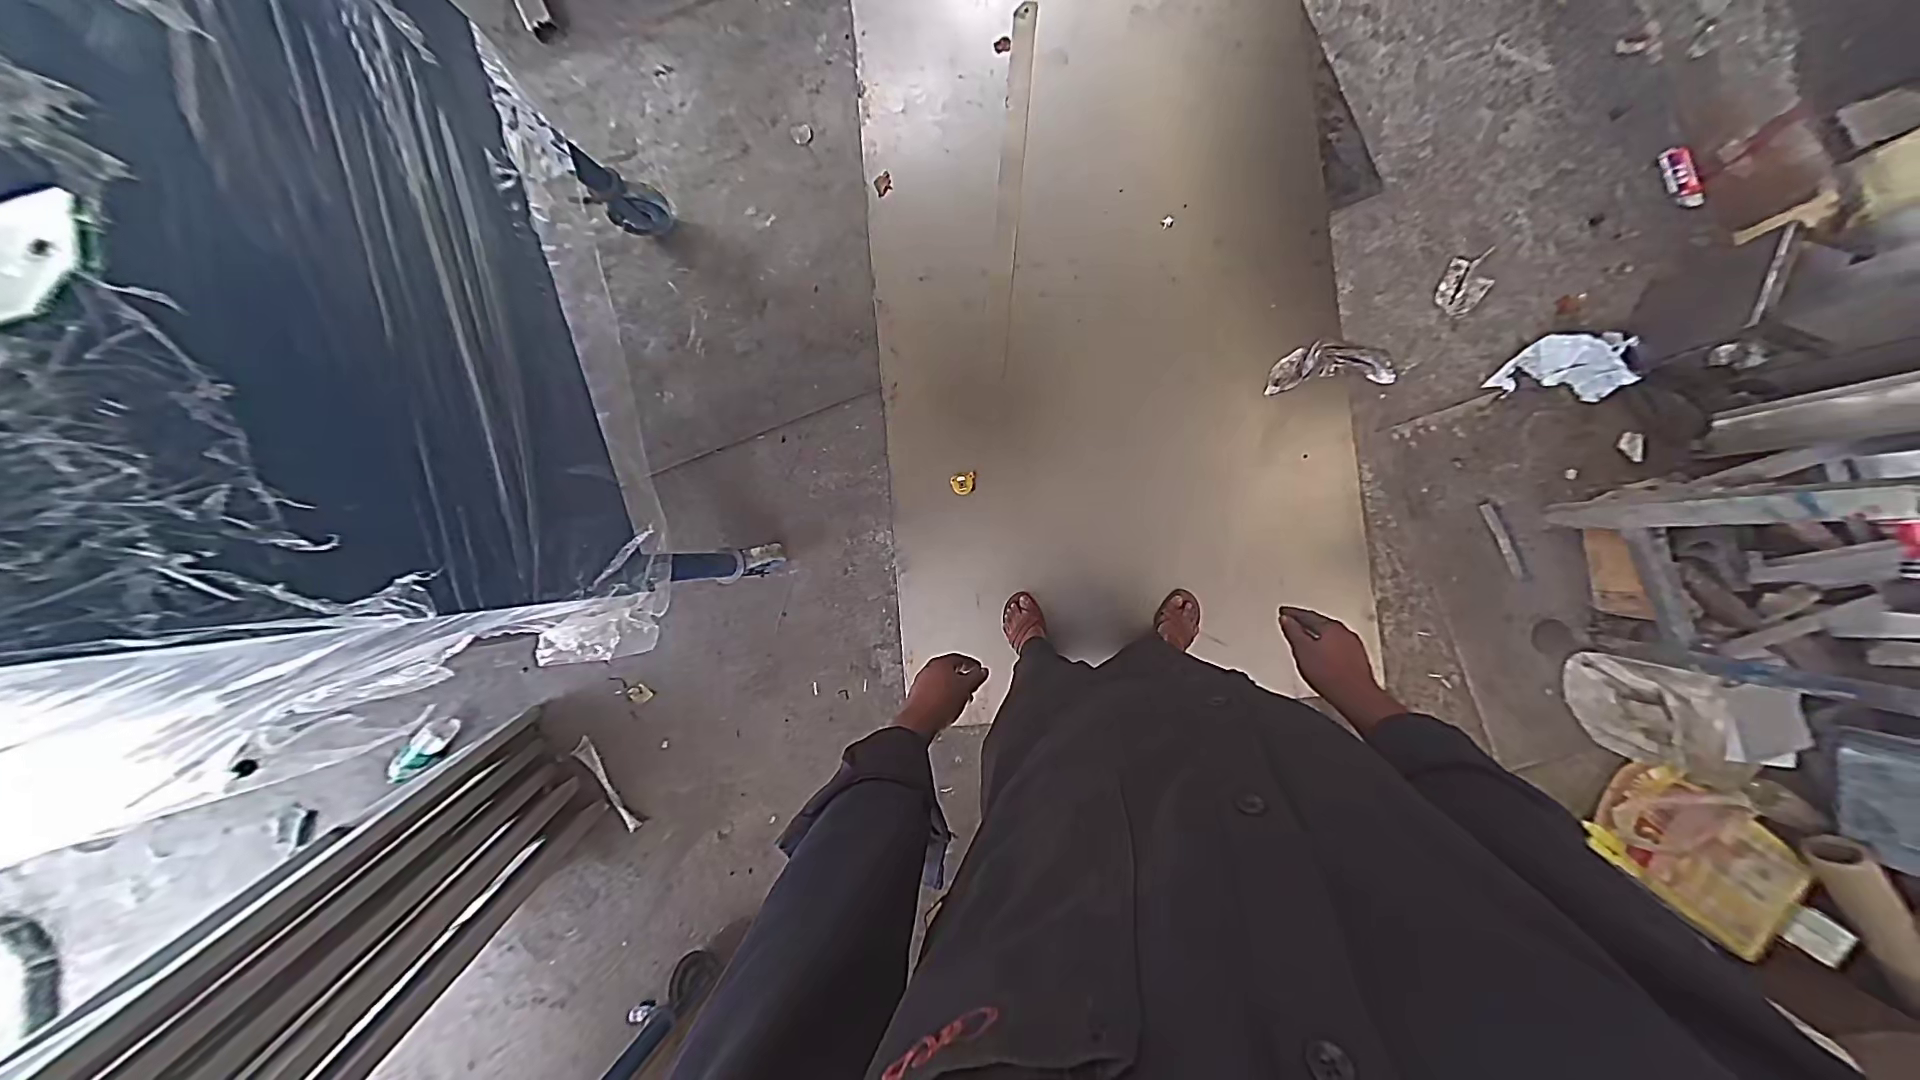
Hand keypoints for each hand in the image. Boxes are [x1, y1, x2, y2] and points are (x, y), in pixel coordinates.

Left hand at [897, 654, 988, 737]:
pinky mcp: (917, 695)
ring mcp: (921, 682)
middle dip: (962, 678)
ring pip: (942, 681)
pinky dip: (943, 696)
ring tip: (962, 698)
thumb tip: (982, 672)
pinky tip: (949, 705)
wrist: (920, 722)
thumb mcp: (966, 688)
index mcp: (941, 663)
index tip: (979, 671)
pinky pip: (934, 692)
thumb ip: (976, 677)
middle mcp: (929, 669)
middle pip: (950, 670)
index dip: (972, 665)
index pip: (961, 659)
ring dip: (953, 688)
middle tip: (971, 685)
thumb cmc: (940, 703)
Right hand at [1278, 607, 1404, 733]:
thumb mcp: (1302, 650)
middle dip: (1305, 622)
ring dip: (1316, 635)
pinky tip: (1322, 654)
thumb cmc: (1330, 674)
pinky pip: (1338, 646)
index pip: (1307, 615)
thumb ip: (1293, 632)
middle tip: (1293, 621)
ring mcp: (1353, 646)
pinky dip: (1326, 646)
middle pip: (1321, 623)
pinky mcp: (1357, 660)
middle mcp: (1345, 633)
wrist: (1354, 696)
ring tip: (1305, 639)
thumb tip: (1286, 620)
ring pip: (1330, 635)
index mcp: (1331, 627)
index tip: (1284, 612)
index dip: (1293, 614)